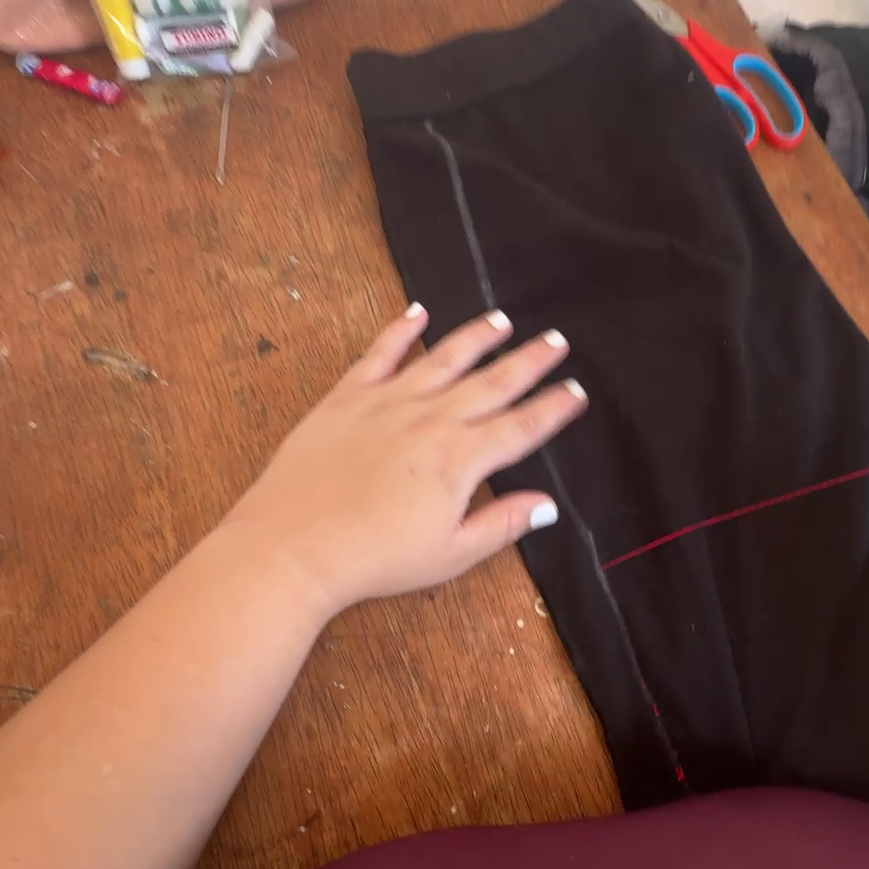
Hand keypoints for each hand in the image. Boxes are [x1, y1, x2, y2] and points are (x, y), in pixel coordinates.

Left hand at [217, 305, 586, 612]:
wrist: (293, 545)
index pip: (522, 426)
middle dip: (529, 360)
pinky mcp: (348, 397)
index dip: (553, 408)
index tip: (576, 391)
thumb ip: (502, 524)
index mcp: (461, 458)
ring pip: (444, 358)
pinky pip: (380, 353)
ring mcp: (389, 401)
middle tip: (555, 340)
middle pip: (493, 382)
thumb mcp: (450, 554)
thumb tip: (547, 505)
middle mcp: (432, 418)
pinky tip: (417, 310)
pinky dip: (400, 329)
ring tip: (501, 319)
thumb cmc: (374, 557)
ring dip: (476, 337)